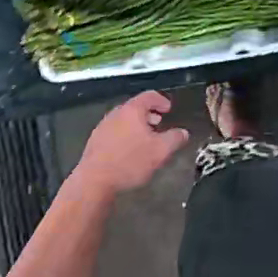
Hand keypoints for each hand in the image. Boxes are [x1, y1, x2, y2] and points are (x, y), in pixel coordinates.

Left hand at [72, 91, 190, 195]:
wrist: (95, 180)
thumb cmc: (130, 161)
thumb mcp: (161, 151)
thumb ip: (175, 139)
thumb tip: (183, 132)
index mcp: (131, 111)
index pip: (149, 96)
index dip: (161, 100)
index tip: (169, 108)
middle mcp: (115, 114)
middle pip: (135, 107)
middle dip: (149, 114)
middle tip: (159, 123)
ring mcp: (103, 127)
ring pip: (124, 120)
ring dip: (137, 126)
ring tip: (146, 138)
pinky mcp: (95, 141)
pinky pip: (115, 132)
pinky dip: (126, 135)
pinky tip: (130, 150)